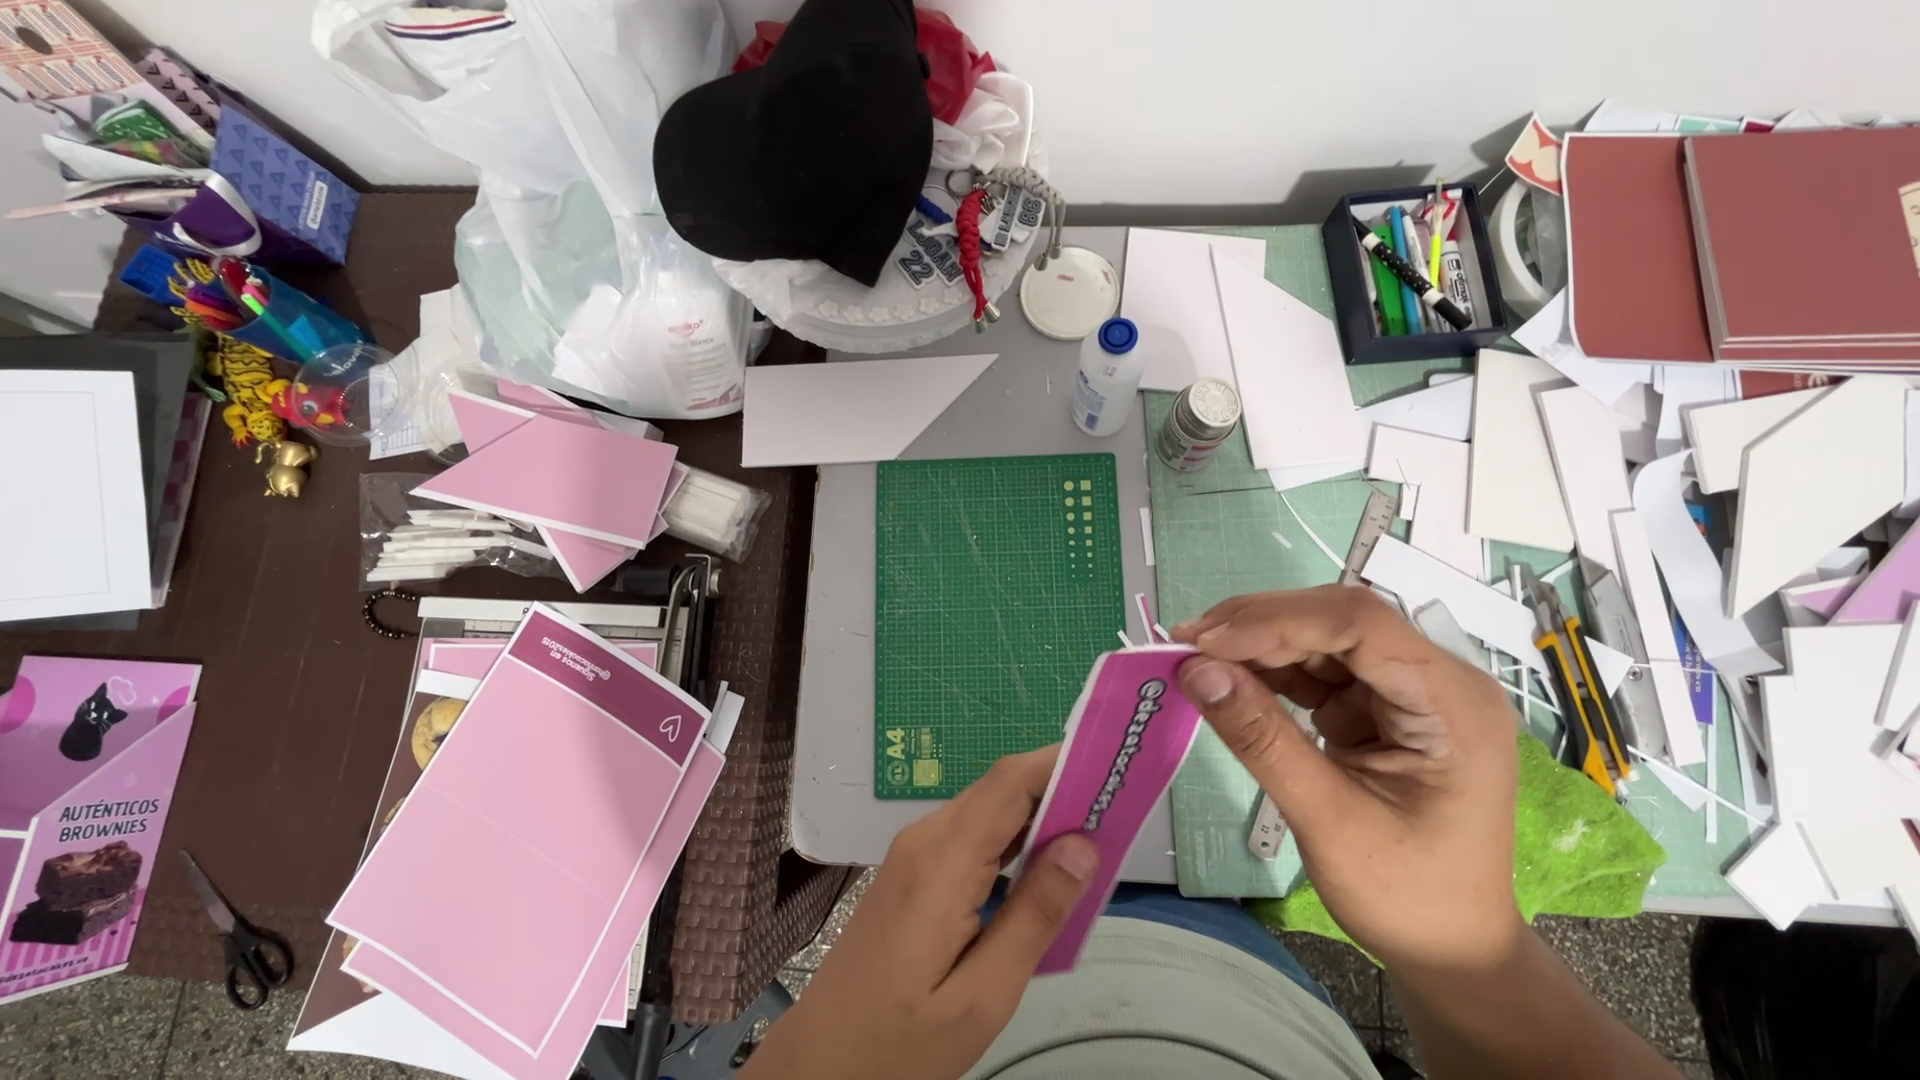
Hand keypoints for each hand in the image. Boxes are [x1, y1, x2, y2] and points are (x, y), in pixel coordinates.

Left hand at [742, 746, 1099, 1079]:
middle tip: (1120, 807)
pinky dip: (1015, 841)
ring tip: (1097, 833)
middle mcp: (925, 841)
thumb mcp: (982, 995)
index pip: (1009, 781)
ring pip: (988, 813)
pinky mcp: (913, 874)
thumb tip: (1083, 843)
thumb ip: (1034, 916)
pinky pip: (972, 838)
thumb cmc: (899, 1042)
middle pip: (1000, 790)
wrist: (818, 1066)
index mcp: (942, 861)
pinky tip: (1046, 868)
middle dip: (1060, 788)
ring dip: (1040, 816)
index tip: (1114, 760)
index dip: (1061, 760)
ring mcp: (914, 855)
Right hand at [1171, 585, 1522, 974]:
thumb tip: (1194, 670)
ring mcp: (1405, 691)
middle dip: (1259, 626)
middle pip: (1340, 621)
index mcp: (1451, 704)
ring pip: (1322, 638)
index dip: (1278, 621)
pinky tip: (1227, 677)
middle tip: (1186, 643)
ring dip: (1256, 643)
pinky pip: (1316, 669)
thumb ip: (1262, 739)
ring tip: (1195, 657)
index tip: (1204, 642)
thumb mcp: (1327, 820)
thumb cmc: (1405, 895)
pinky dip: (1267, 670)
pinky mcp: (1378, 706)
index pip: (1361, 625)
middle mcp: (1436, 680)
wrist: (1446, 944)